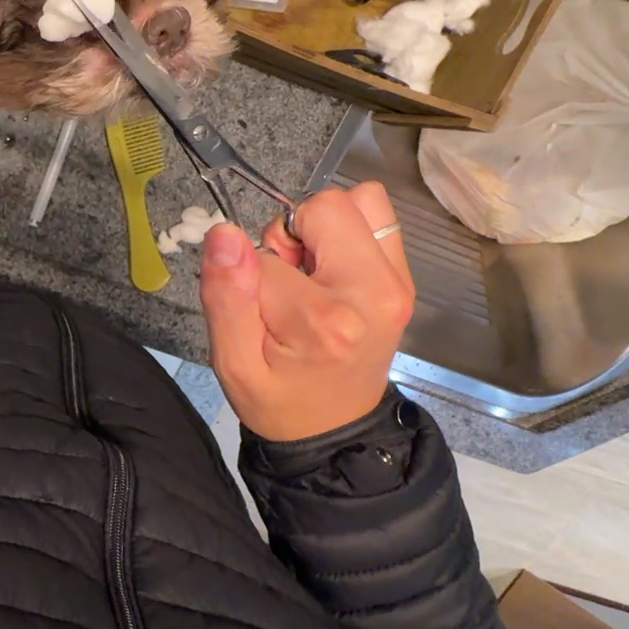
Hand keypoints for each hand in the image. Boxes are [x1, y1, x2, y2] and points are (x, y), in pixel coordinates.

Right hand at [199, 182, 414, 441]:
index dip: (247, 273)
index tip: (257, 311)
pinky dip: (345, 232)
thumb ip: (226, 297)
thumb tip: (223, 233)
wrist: (331, 427)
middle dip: (291, 236)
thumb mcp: (232, 363)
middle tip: (285, 286)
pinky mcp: (405, 275)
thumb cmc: (276, 399)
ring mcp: (399, 280)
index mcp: (326, 318)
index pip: (266, 254)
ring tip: (310, 277)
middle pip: (326, 207)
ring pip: (358, 201)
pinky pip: (376, 216)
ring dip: (322, 229)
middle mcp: (375, 289)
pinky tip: (330, 274)